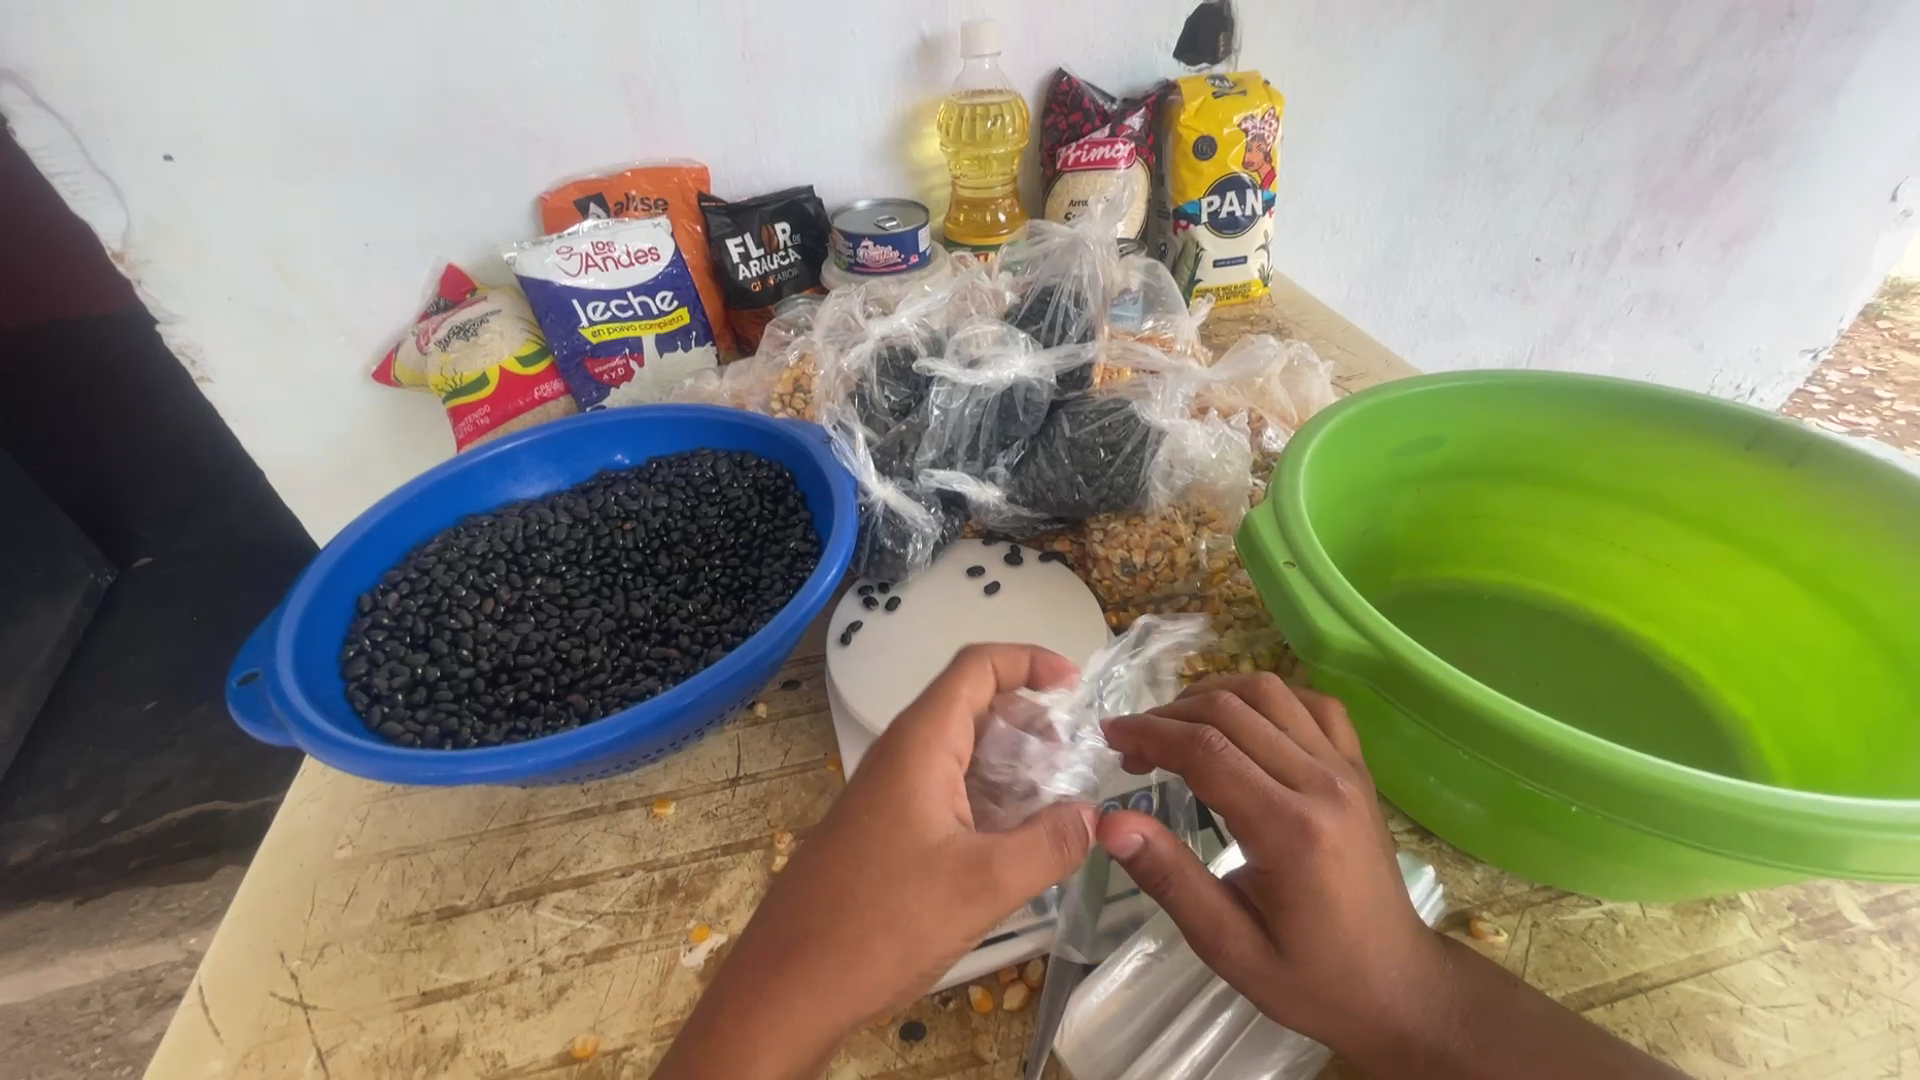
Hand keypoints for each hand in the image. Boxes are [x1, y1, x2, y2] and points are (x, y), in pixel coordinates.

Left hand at [655, 644, 1096, 1079]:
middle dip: (1029, 722)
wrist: (787, 985)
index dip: (1030, 661)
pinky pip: (947, 790)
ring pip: (961, 752)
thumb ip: (1049, 845)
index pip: (978, 666)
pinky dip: (988, 798)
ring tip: (1054, 806)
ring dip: (1012, 766)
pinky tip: (1013, 842)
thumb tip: (1093, 817)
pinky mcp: (887, 825)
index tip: (1076, 687)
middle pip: (973, 705)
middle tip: (1072, 761)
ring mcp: (891, 789)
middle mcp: (904, 752)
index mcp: (923, 741)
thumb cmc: (882, 922)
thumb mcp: (983, 885)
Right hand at [1096, 674, 1444, 1048]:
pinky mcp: (1357, 770)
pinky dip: (1266, 698)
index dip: (1149, 734)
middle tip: (1133, 746)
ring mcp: (1346, 770)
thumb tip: (1110, 824)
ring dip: (1211, 696)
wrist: (1399, 991)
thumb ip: (1169, 878)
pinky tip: (1241, 722)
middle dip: (1168, 716)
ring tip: (1177, 727)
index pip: (1206, 750)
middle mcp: (1322, 784)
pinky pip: (1312, 704)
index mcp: (1290, 830)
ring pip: (1269, 693)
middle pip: (1231, 711)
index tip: (1110, 737)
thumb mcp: (1228, 946)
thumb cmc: (1310, 978)